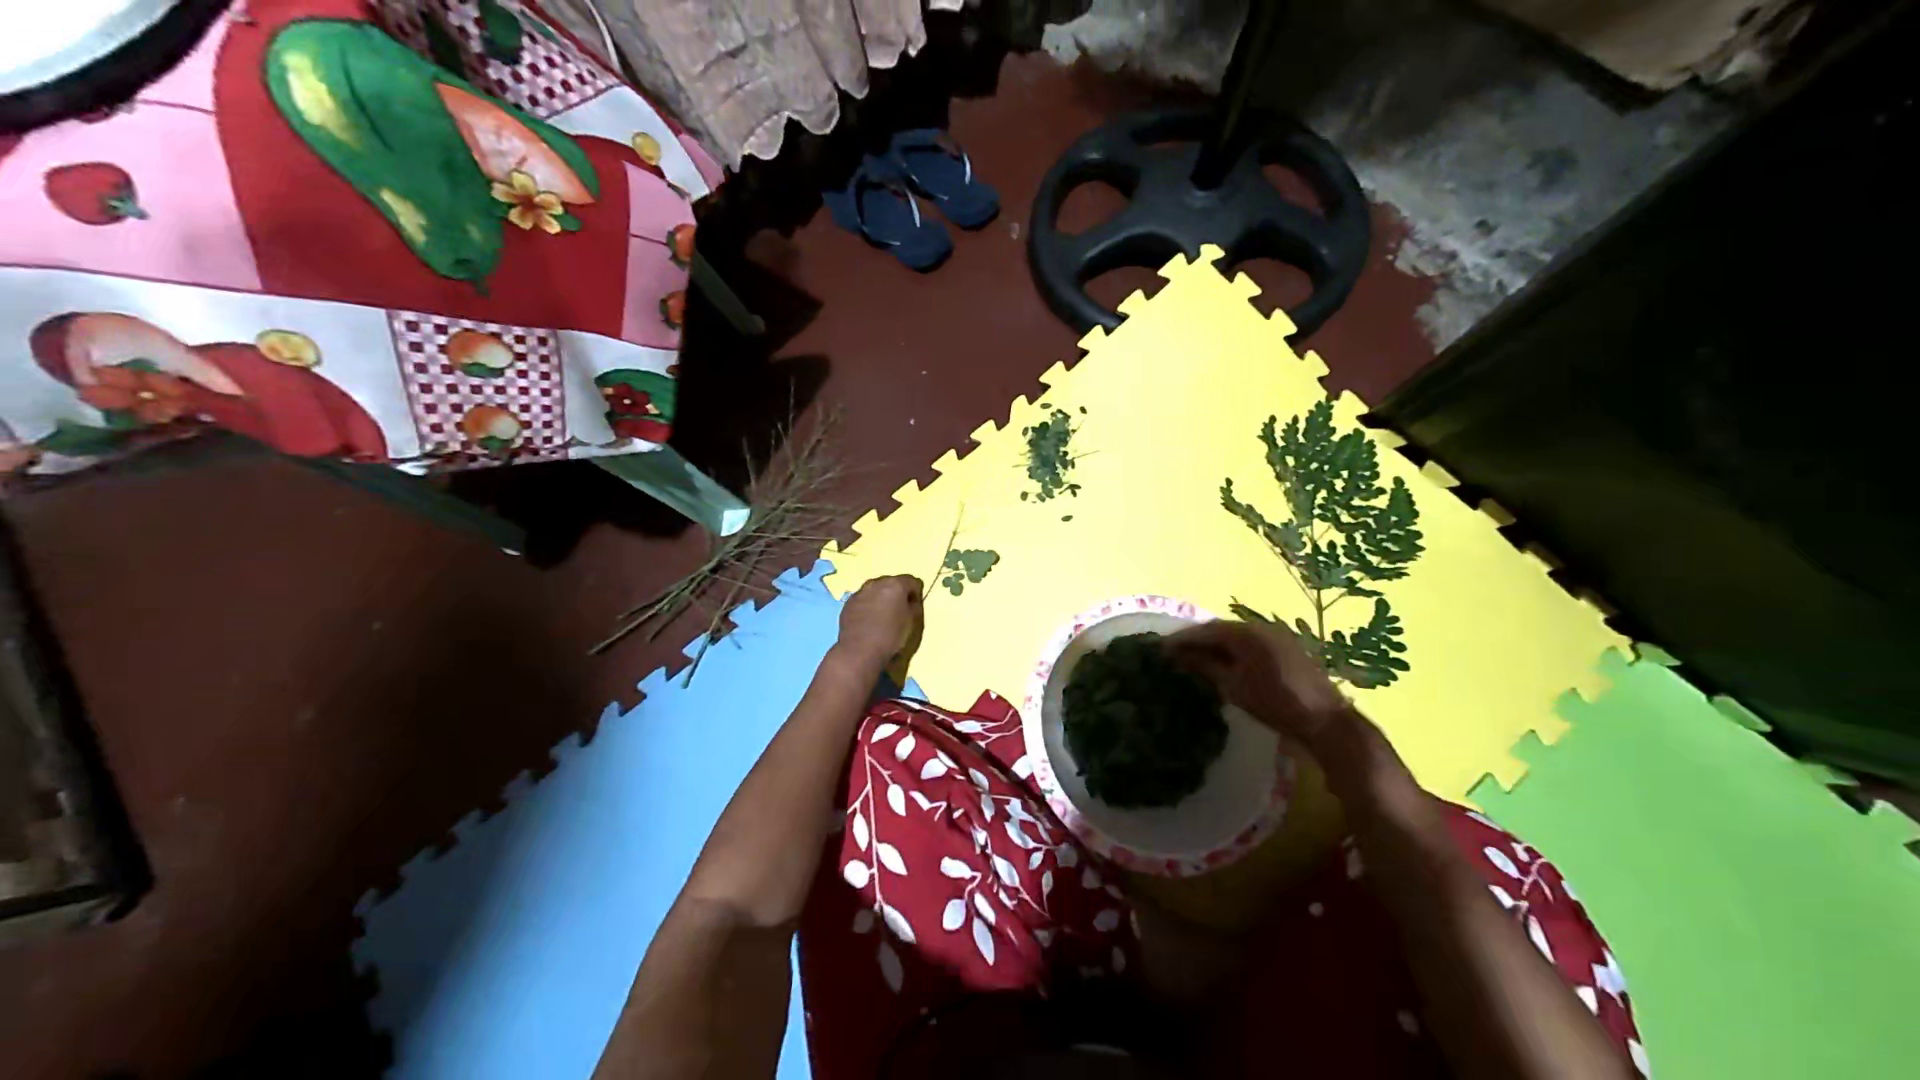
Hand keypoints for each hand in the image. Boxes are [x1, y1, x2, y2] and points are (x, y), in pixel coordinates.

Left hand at [835, 575, 922, 668]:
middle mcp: (876, 583)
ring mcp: (860, 592)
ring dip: (881, 599)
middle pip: (892, 583)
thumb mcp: (912, 622)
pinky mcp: (848, 603)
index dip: (916, 595)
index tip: (914, 609)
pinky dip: (868, 606)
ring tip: (882, 617)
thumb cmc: (891, 636)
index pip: (912, 581)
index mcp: (895, 585)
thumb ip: (914, 606)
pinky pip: (863, 600)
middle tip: (899, 612)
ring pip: (875, 590)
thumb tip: (911, 601)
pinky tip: (868, 621)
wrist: (860, 651)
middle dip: (897, 594)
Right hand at [1165, 619, 1353, 747]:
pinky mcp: (1284, 645)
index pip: (1204, 631)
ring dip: (1214, 643)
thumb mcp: (1232, 686)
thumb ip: (1204, 666)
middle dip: (1196, 640)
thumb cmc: (1273, 703)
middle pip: (1219, 629)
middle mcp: (1258, 626)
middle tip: (1174, 652)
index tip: (1160, 649)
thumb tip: (1177, 656)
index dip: (1181, 639)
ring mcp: (1274, 634)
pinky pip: (1249, 641)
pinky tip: (1222, 660)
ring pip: (1235, 634)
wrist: (1323, 719)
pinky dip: (1232, 648)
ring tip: (1194, 656)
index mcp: (1244, 633)